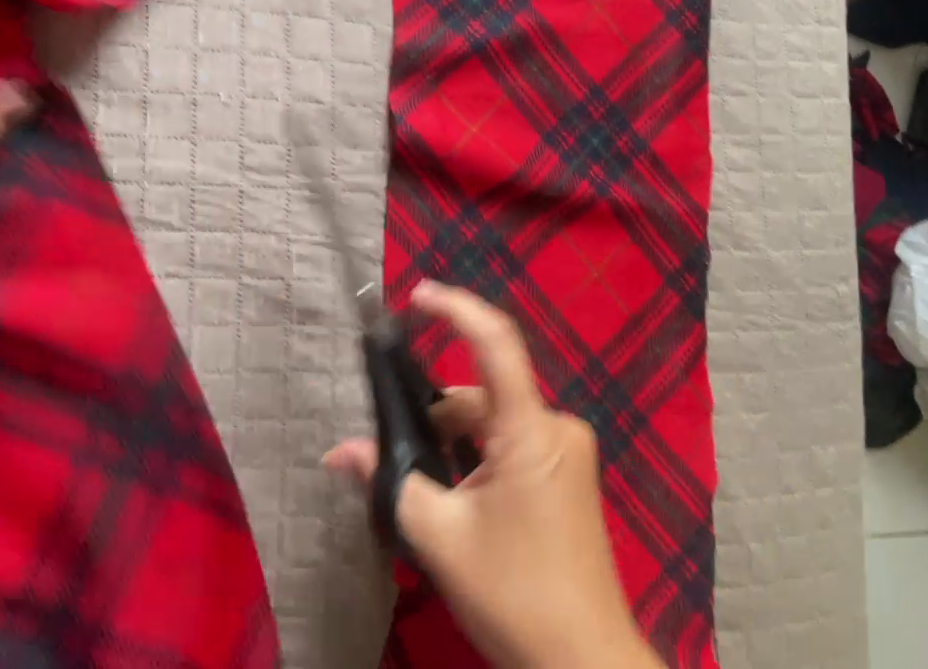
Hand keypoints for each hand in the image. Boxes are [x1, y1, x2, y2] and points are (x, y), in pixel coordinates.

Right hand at [323, 282, 663, 668]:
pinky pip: (512, 445)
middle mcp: (555, 428)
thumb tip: (341, 453)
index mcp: (529, 431)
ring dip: (454, 444)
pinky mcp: (568, 477)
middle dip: (433, 418)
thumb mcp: (439, 536)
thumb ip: (389, 482)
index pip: (494, 344)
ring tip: (426, 498)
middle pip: (481, 396)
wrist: (586, 664)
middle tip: (394, 461)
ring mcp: (567, 453)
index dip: (456, 309)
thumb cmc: (513, 593)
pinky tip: (458, 502)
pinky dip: (477, 458)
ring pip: (493, 424)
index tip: (416, 296)